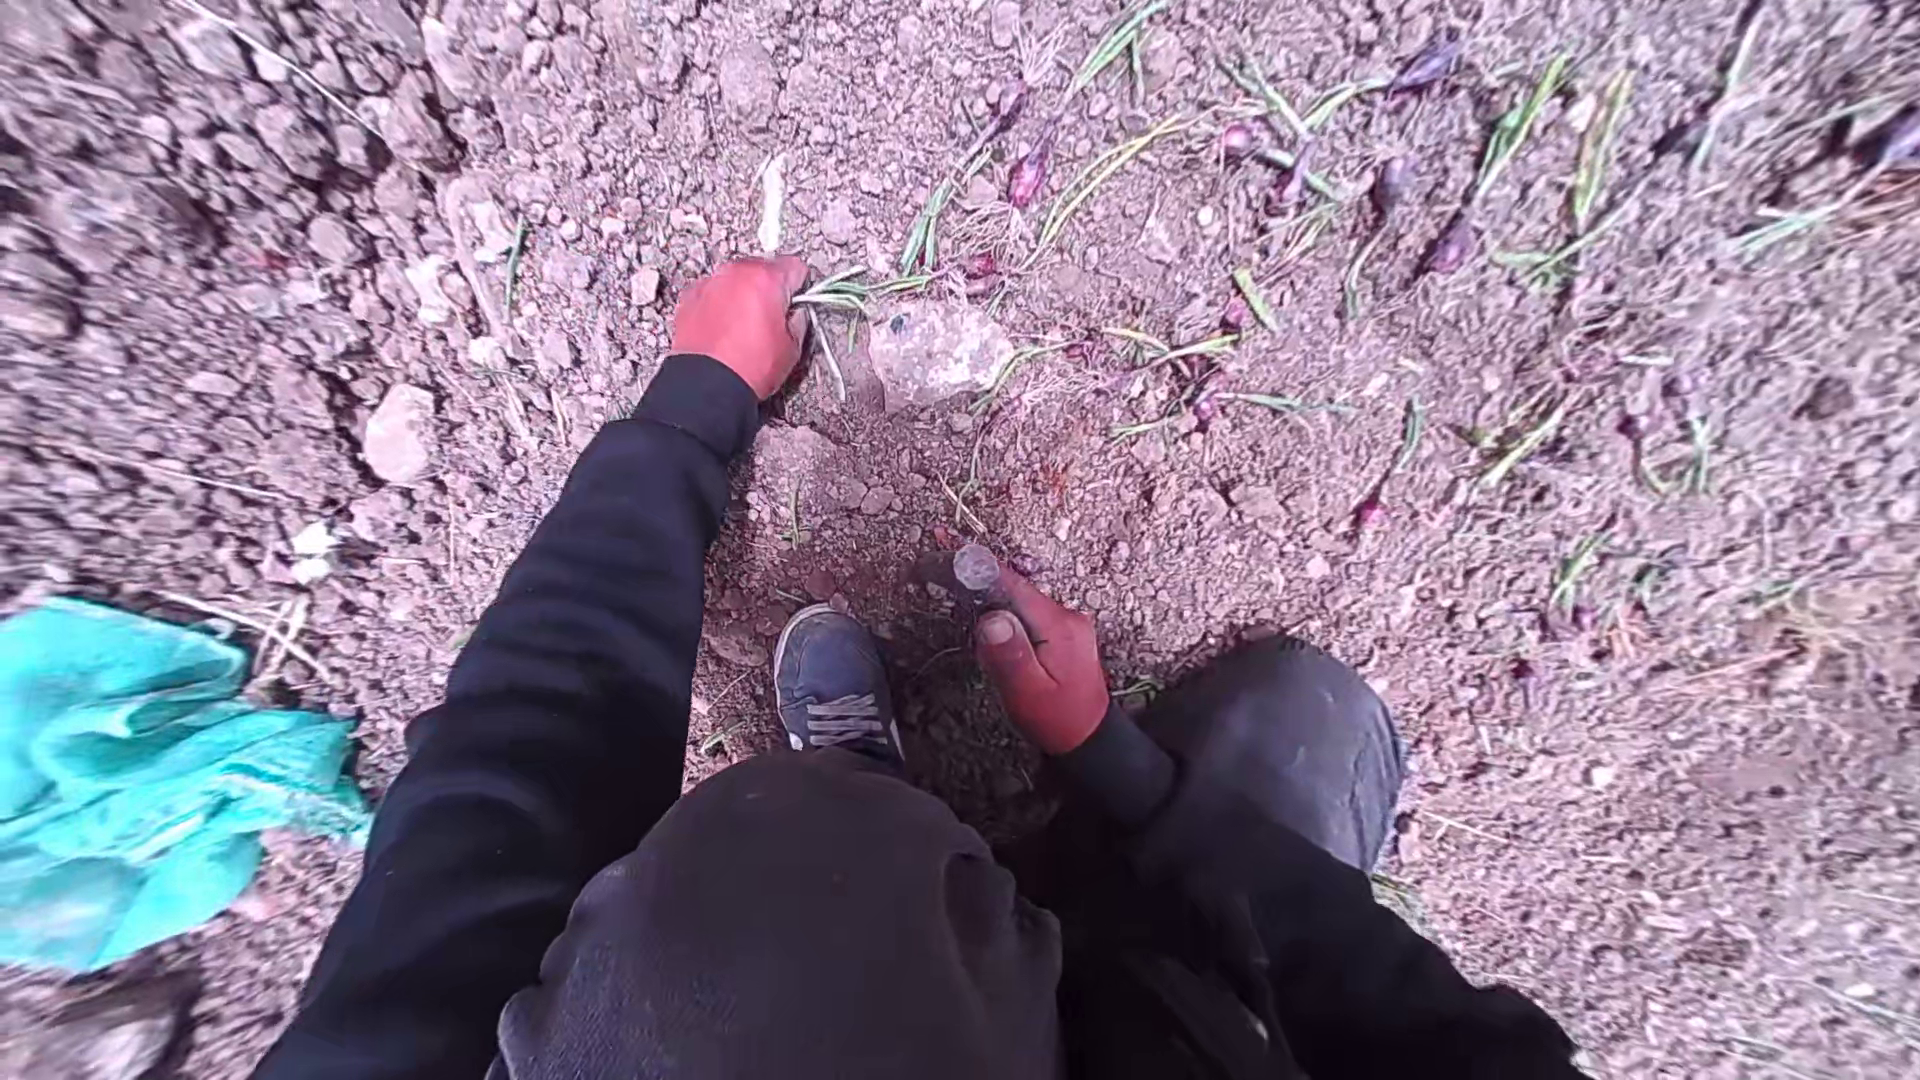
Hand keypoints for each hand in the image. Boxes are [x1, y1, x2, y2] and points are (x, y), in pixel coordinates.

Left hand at [668, 256, 808, 399]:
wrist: (708, 385)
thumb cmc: (748, 367)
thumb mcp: (792, 349)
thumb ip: (799, 323)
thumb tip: (797, 316)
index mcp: (766, 279)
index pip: (795, 267)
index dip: (803, 287)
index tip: (800, 301)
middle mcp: (735, 273)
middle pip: (763, 271)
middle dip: (771, 291)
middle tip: (775, 321)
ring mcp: (710, 284)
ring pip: (736, 281)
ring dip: (745, 298)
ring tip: (747, 330)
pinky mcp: (690, 298)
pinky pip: (713, 294)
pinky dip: (721, 306)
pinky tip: (727, 331)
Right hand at [974, 569, 1109, 754]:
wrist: (1090, 740)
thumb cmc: (1059, 721)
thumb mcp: (1028, 693)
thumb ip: (1010, 654)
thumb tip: (990, 619)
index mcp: (1060, 627)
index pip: (1015, 587)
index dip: (982, 571)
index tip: (955, 556)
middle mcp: (1068, 618)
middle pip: (1017, 594)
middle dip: (987, 603)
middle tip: (966, 619)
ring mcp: (1068, 625)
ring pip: (1022, 607)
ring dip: (999, 620)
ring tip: (994, 658)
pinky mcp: (1064, 633)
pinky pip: (1030, 619)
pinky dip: (1012, 628)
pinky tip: (1006, 653)